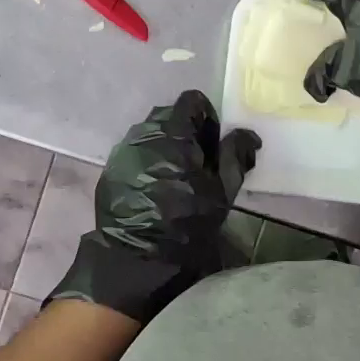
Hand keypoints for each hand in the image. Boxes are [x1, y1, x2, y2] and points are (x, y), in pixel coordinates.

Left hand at [47, 90, 259, 322]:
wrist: (137, 259)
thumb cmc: (187, 222)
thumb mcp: (222, 190)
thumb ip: (235, 154)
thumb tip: (247, 134)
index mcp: (173, 132)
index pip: (192, 101)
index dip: (208, 118)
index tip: (213, 146)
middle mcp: (143, 133)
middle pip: (170, 116)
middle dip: (187, 132)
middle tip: (198, 163)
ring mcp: (123, 151)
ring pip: (150, 134)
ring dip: (166, 146)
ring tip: (175, 177)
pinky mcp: (111, 170)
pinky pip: (134, 153)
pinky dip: (148, 161)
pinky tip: (155, 188)